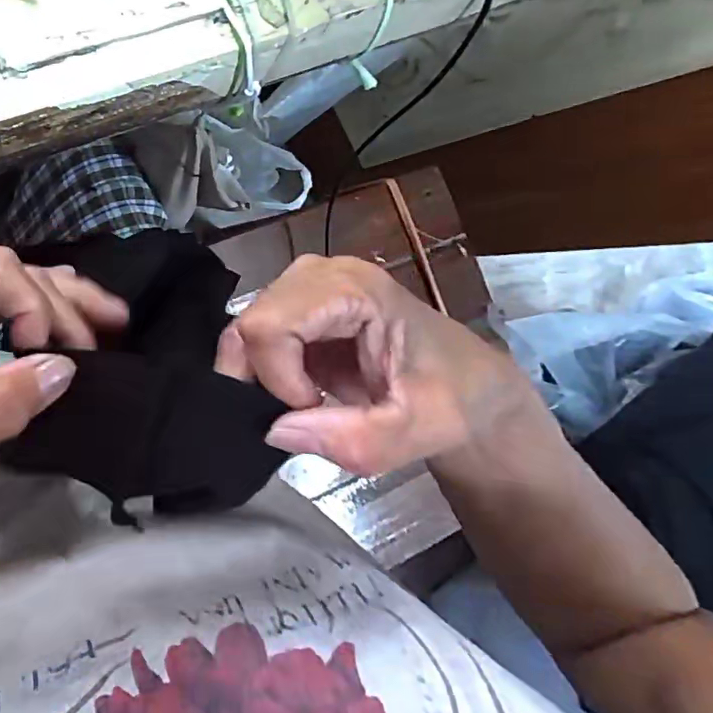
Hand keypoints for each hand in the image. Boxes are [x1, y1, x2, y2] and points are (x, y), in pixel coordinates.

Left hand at [0, 246, 128, 533]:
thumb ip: (3, 402)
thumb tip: (65, 367)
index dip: (33, 304)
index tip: (45, 357)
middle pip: (4, 271)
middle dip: (56, 301)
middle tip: (101, 342)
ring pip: (7, 285)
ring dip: (58, 301)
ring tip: (110, 319)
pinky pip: (1, 312)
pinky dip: (41, 319)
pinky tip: (73, 328)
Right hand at [216, 255, 535, 474]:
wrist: (470, 382)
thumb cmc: (456, 398)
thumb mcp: (421, 431)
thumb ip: (356, 440)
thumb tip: (272, 430)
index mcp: (352, 289)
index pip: (270, 326)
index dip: (278, 378)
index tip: (317, 410)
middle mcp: (317, 273)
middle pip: (249, 324)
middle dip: (262, 378)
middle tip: (301, 412)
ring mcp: (300, 282)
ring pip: (243, 329)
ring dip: (260, 375)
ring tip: (302, 401)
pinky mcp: (291, 300)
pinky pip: (252, 334)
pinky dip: (262, 369)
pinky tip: (297, 387)